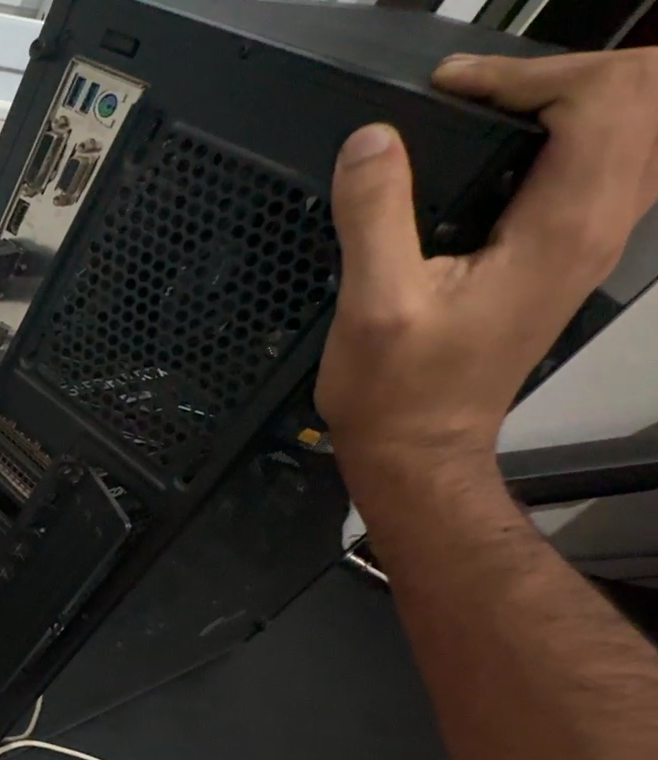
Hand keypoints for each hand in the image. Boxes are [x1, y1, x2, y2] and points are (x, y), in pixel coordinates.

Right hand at [315, 49, 657, 497]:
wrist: (418, 445)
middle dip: (567, 72)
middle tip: (479, 91)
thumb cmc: (395, 387)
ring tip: (490, 109)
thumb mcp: (373, 303)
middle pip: (645, 98)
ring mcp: (589, 242)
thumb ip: (375, 214)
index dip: (529, 72)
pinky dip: (569, 136)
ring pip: (638, 128)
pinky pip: (606, 165)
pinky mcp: (564, 256)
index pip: (605, 98)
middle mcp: (597, 226)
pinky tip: (505, 155)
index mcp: (562, 228)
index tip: (447, 88)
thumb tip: (372, 141)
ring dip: (577, 98)